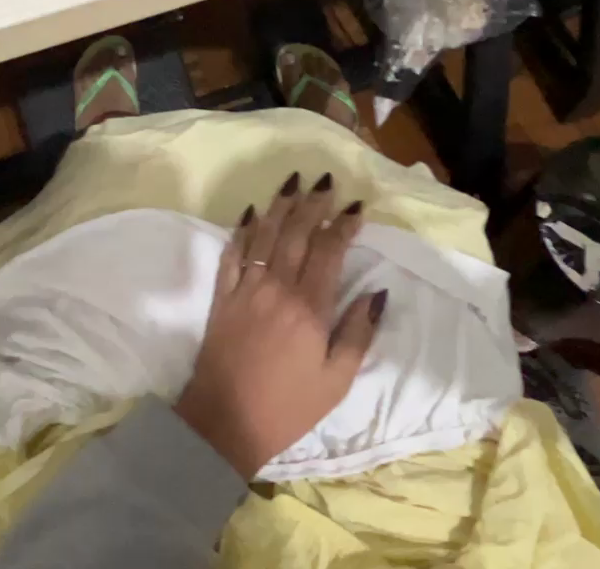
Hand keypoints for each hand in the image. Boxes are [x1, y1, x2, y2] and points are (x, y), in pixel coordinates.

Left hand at [174, 173, 387, 476]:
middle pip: (296, 234)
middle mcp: (277, 287)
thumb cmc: (289, 406)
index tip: (355, 206)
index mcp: (309, 307)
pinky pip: (232, 253)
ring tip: (293, 181)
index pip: (329, 251)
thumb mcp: (336, 380)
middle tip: (325, 180)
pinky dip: (242, 230)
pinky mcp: (223, 295)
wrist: (225, 420)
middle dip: (313, 204)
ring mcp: (246, 288)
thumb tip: (377, 293)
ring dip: (280, 206)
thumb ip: (357, 333)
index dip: (343, 225)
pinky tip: (250, 212)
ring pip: (264, 235)